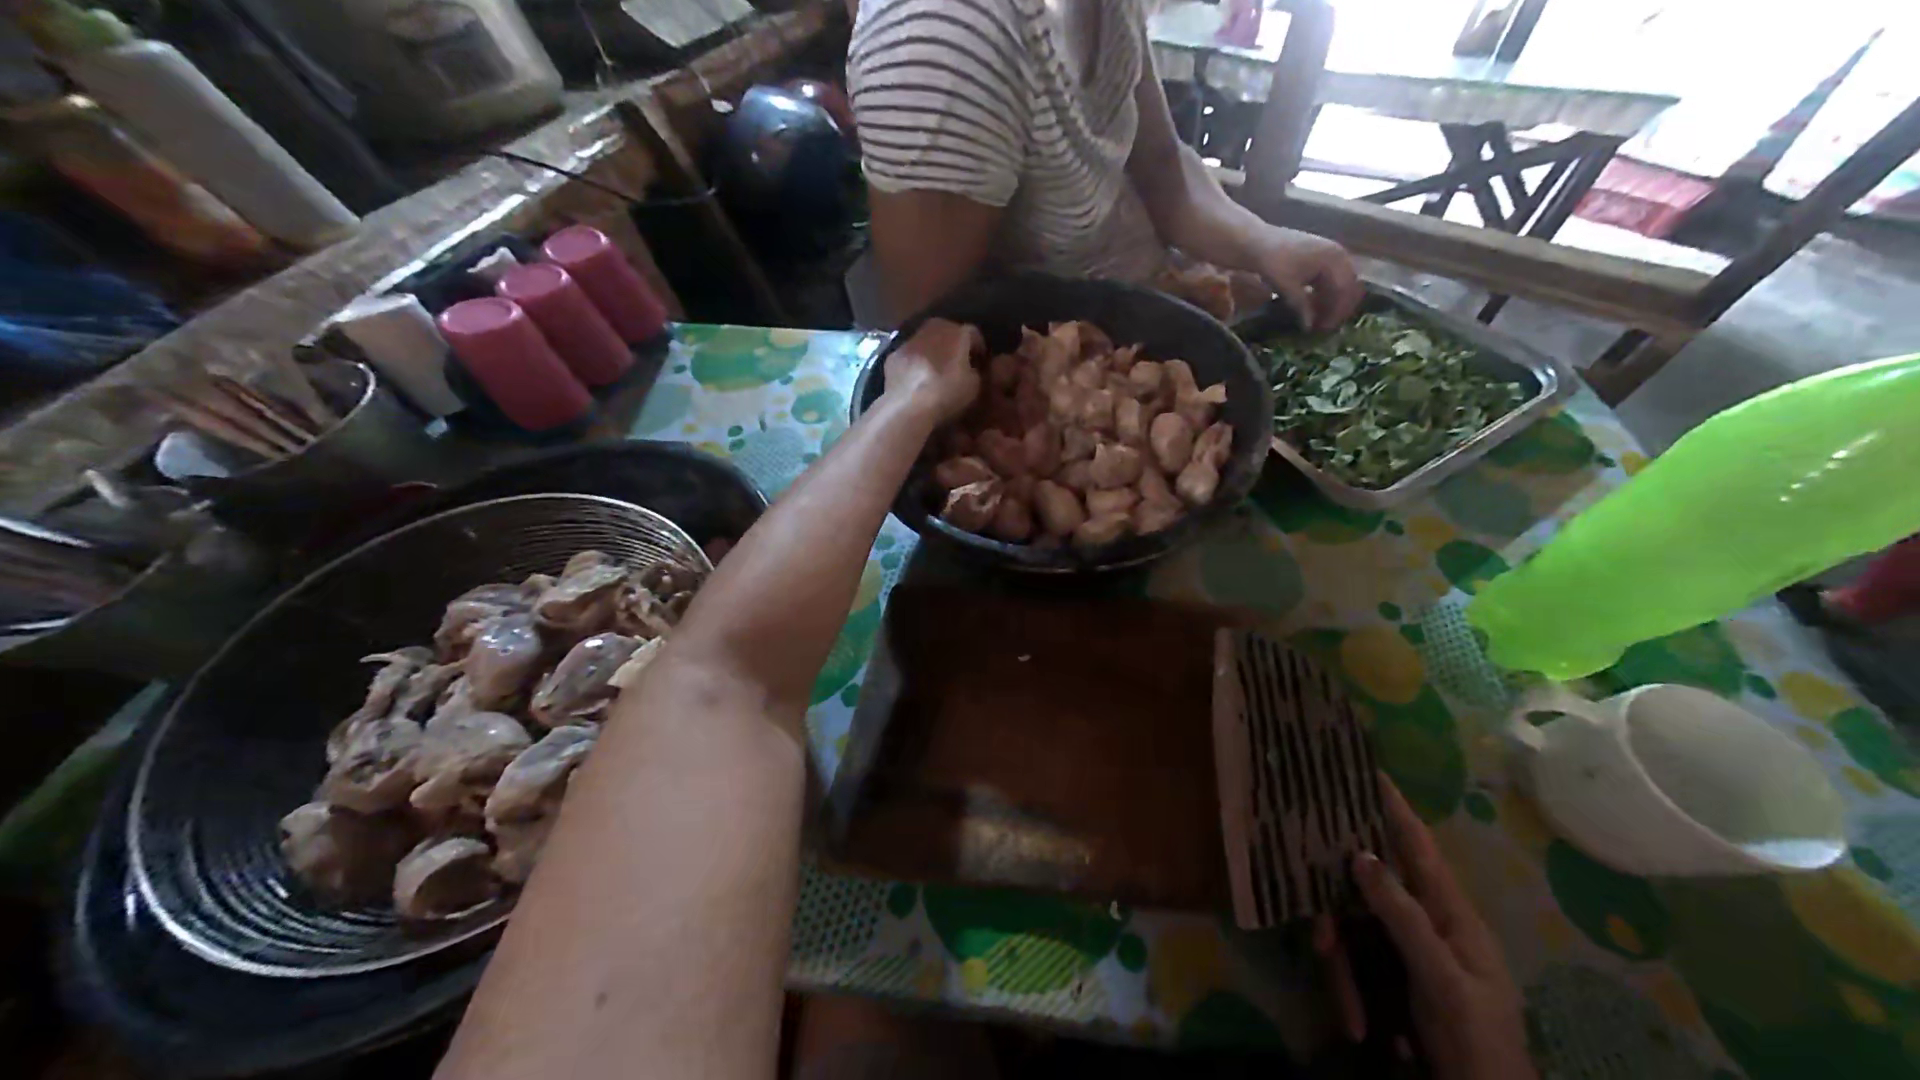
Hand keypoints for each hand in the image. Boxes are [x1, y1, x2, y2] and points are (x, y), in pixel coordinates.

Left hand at [884, 318, 982, 423]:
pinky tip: (917, 379)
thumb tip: (971, 369)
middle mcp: (932, 328)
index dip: (979, 348)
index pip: (973, 333)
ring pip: (926, 341)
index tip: (981, 362)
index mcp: (956, 332)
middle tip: (958, 363)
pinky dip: (916, 362)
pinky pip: (910, 355)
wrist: (908, 406)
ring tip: (936, 370)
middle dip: (954, 345)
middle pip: (948, 332)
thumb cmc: (947, 393)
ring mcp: (910, 340)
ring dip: (933, 352)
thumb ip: (976, 371)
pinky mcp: (893, 355)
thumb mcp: (975, 386)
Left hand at [1251, 227, 1362, 332]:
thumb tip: (1309, 328)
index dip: (1336, 312)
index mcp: (1334, 260)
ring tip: (1318, 320)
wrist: (1258, 242)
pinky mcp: (1322, 257)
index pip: (1344, 291)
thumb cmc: (1273, 263)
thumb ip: (1301, 307)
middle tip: (1324, 327)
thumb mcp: (1287, 288)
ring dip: (1332, 302)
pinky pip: (1332, 278)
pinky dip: (1325, 293)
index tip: (1325, 329)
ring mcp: (1332, 254)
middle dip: (1337, 308)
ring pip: (1341, 283)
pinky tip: (1314, 306)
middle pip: (1348, 286)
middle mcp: (1339, 254)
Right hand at [1328, 780, 1535, 1079]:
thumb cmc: (1479, 1041)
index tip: (1368, 770)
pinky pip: (1356, 966)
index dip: (1395, 808)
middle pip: (1368, 893)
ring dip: (1344, 972)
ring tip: (1352, 1017)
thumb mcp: (1444, 980)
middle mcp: (1425, 922)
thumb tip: (1360, 854)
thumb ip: (1404, 916)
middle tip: (1323, 943)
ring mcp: (1407, 951)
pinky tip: (1359, 1028)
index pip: (1418, 847)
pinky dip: (1351, 996)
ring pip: (1354, 932)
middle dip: (1340, 920)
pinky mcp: (1392, 977)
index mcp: (1451, 915)